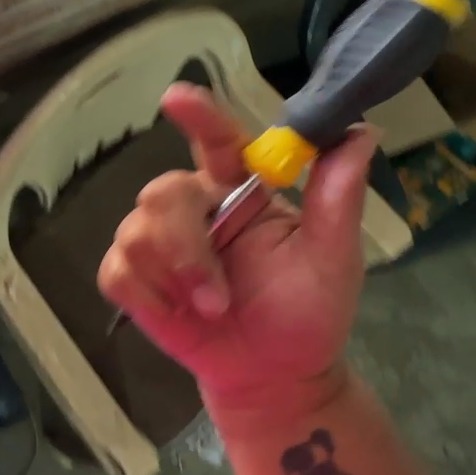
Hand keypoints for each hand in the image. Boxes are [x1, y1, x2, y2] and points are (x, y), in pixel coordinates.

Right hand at [97, 83, 377, 414]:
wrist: (275, 376)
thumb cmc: (306, 312)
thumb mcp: (334, 260)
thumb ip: (338, 198)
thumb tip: (359, 131)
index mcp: (237, 191)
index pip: (215, 141)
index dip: (197, 116)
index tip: (176, 98)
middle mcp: (192, 205)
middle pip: (160, 193)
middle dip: (184, 245)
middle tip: (216, 297)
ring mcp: (155, 239)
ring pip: (135, 232)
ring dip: (174, 278)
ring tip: (209, 311)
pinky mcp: (129, 275)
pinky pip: (116, 269)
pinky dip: (146, 296)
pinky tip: (173, 314)